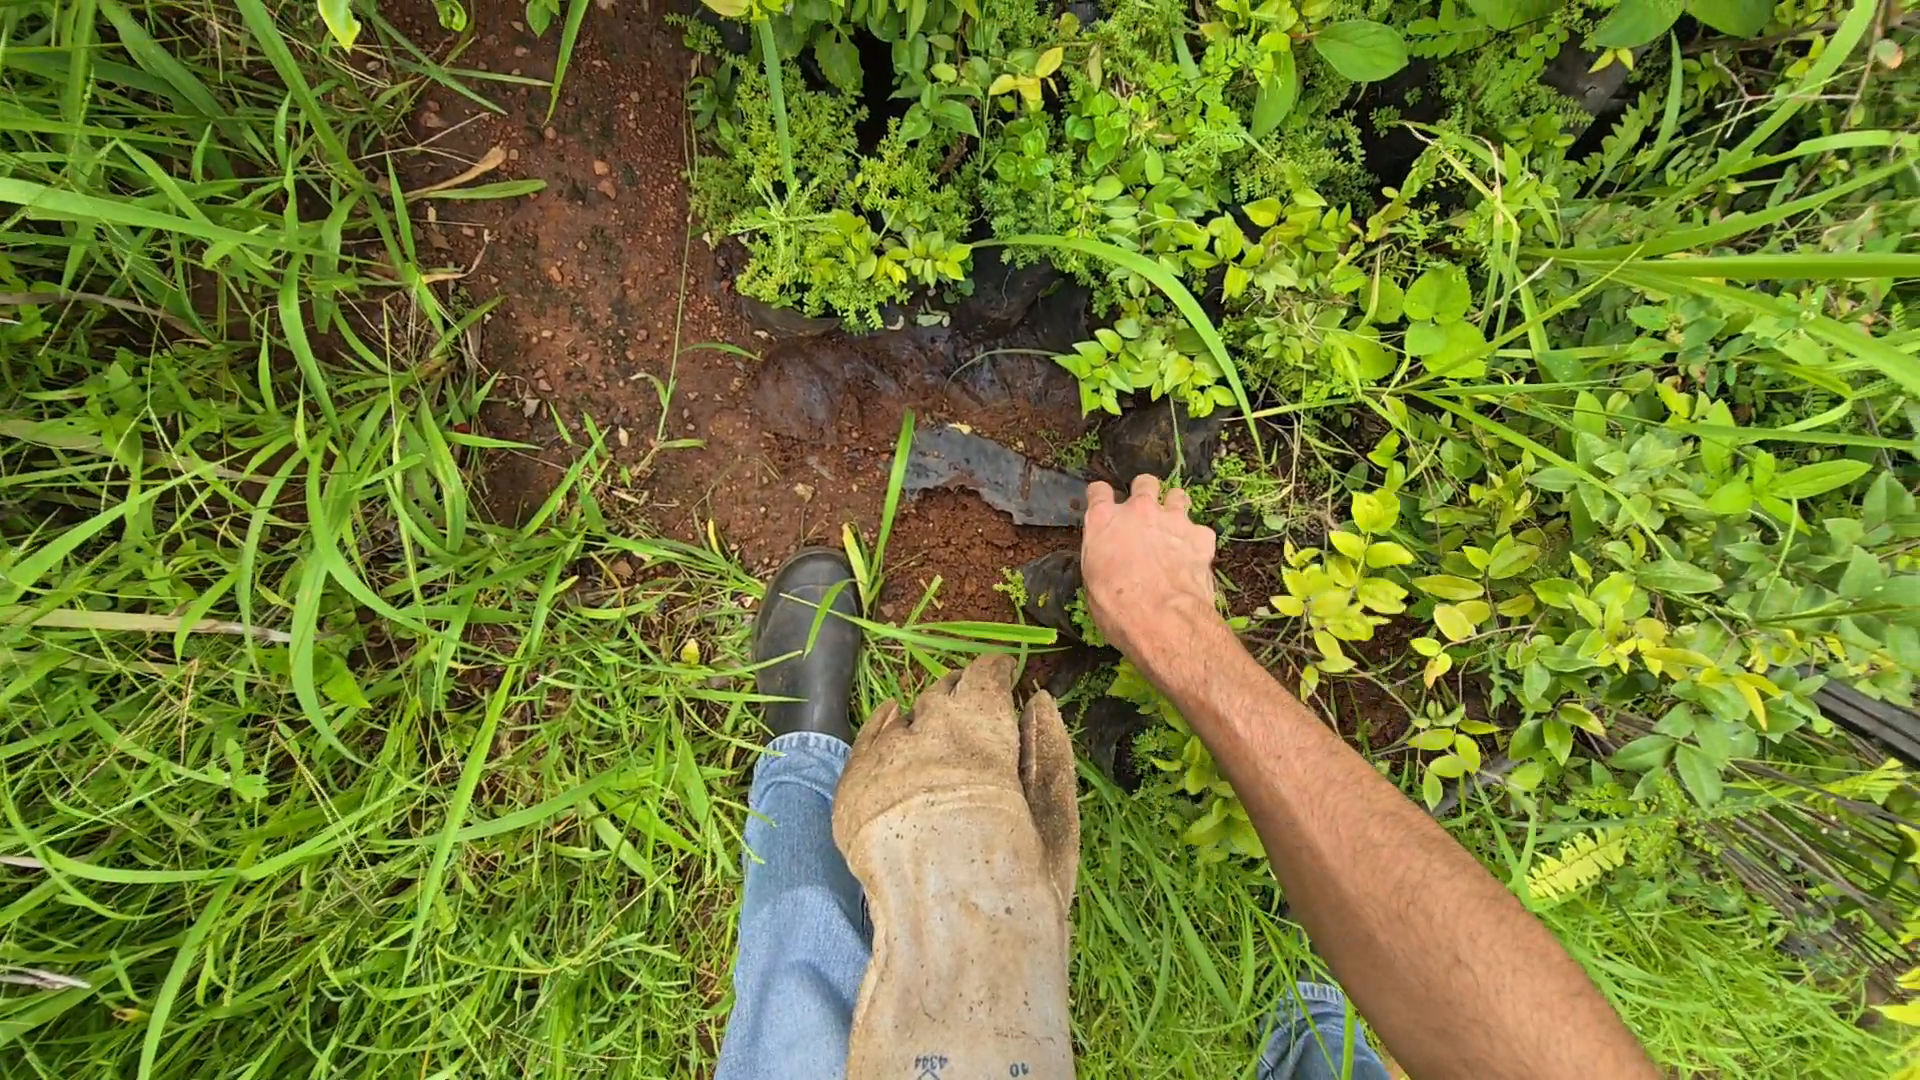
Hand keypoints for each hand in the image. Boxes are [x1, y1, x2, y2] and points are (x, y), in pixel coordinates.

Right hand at [1080, 474, 1219, 671]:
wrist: (1162, 619)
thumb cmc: (1117, 607)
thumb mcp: (1093, 581)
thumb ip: (1102, 555)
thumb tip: (1109, 557)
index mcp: (1103, 521)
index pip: (1099, 492)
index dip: (1101, 498)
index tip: (1103, 504)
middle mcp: (1138, 510)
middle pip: (1144, 483)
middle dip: (1145, 493)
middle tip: (1145, 513)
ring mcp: (1172, 519)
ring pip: (1177, 495)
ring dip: (1175, 507)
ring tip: (1173, 527)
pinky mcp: (1200, 535)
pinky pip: (1200, 530)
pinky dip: (1196, 540)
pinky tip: (1193, 557)